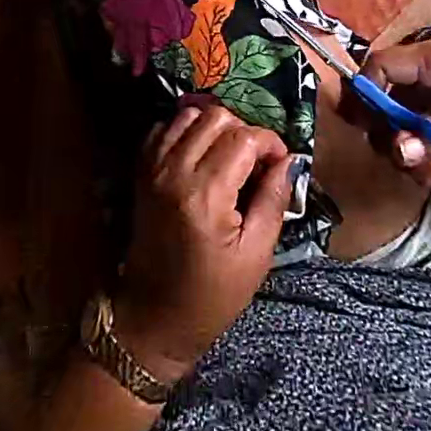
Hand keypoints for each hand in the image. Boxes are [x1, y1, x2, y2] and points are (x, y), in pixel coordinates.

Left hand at [113, 106, 294, 381]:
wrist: (152, 316)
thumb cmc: (211, 294)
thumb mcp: (256, 255)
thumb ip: (273, 200)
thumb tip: (289, 160)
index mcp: (206, 194)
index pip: (245, 137)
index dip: (270, 143)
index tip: (281, 162)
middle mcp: (176, 170)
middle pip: (216, 116)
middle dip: (243, 130)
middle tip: (255, 160)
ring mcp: (154, 167)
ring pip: (189, 114)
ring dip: (215, 125)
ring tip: (229, 153)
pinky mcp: (141, 170)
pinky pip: (166, 127)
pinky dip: (187, 130)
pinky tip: (201, 153)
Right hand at [359, 38, 430, 172]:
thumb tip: (394, 151)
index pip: (383, 64)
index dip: (366, 93)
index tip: (364, 130)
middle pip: (385, 87)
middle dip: (380, 122)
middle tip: (391, 158)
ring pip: (397, 108)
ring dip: (396, 138)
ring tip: (413, 171)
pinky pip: (414, 122)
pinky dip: (412, 144)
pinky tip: (423, 168)